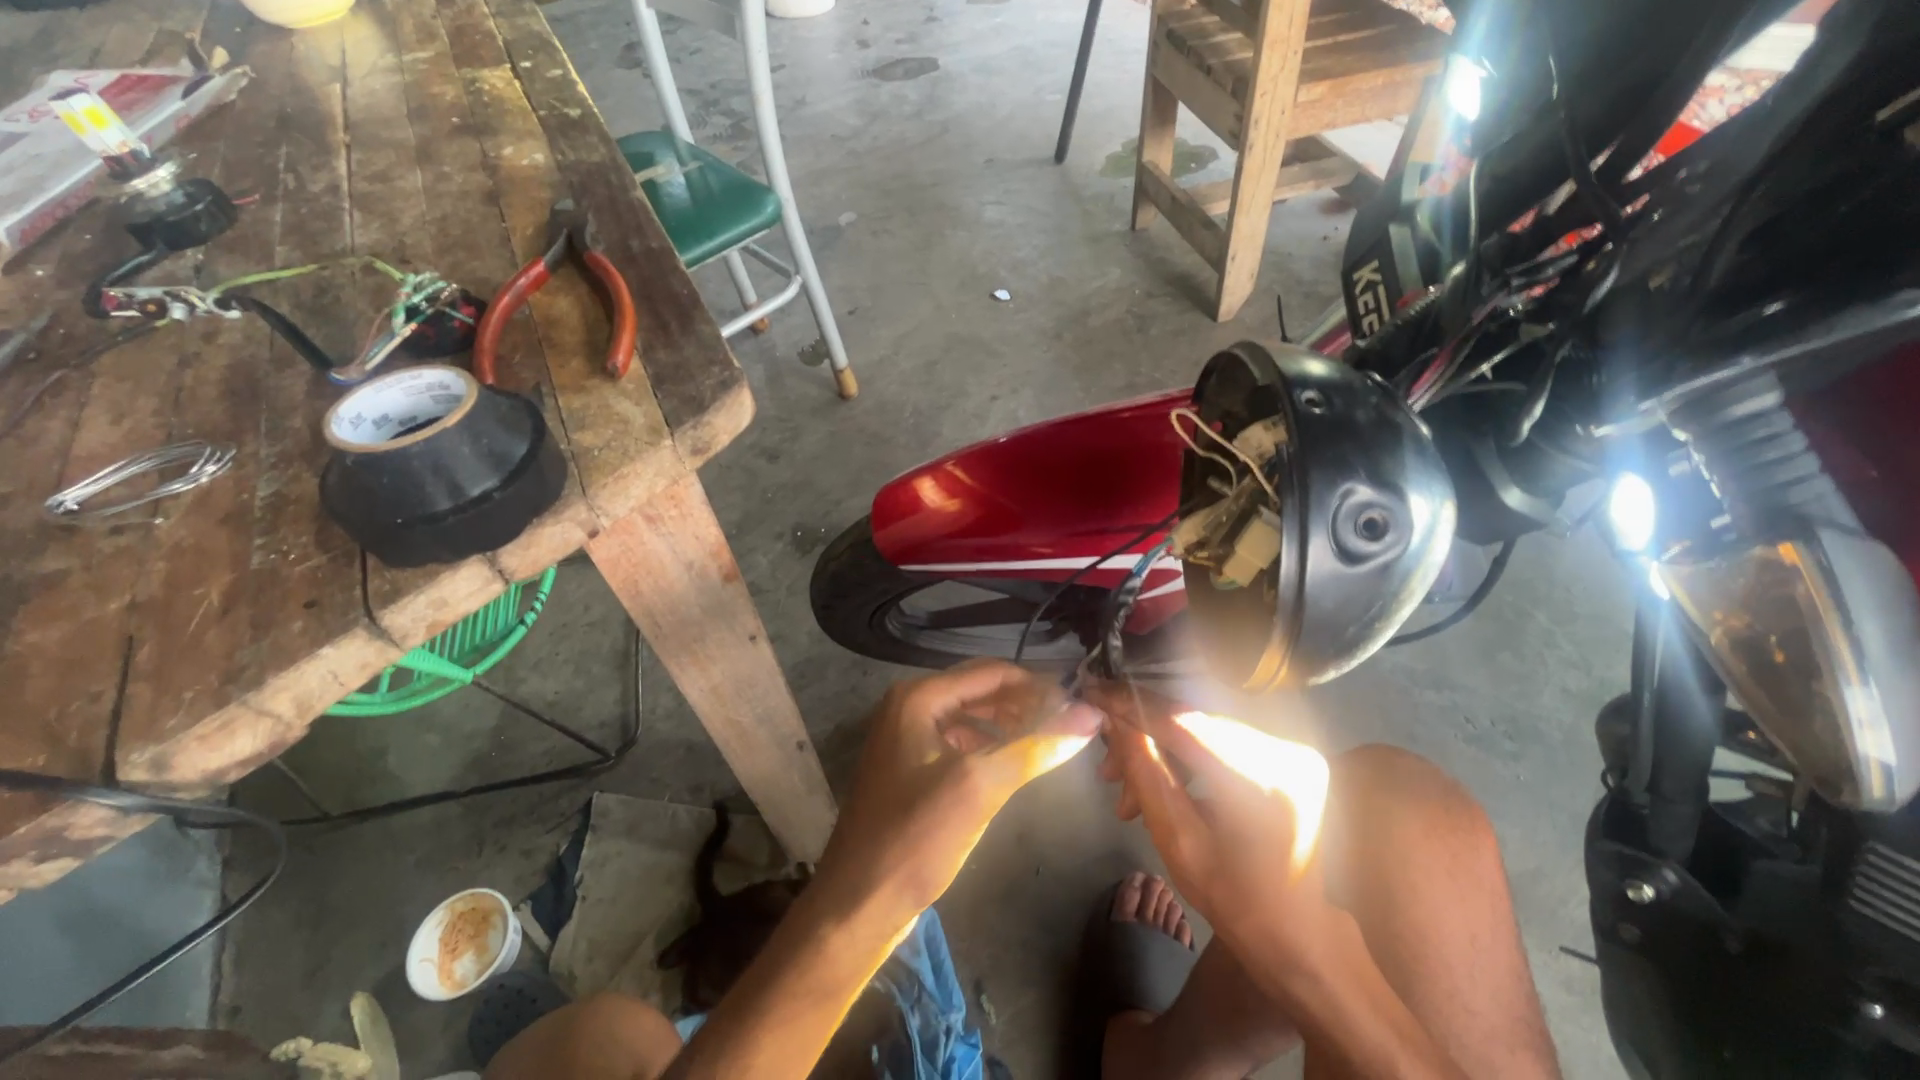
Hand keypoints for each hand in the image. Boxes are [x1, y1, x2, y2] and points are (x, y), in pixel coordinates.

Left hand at [815, 661, 1103, 916]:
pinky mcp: (909, 770)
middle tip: (1072, 724)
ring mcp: (905, 739)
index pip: (992, 672)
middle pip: (980, 690)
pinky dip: (988, 747)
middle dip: (1026, 703)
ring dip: (1009, 724)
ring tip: (1049, 742)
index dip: (1039, 685)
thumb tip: (1091, 713)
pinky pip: (957, 743)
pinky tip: (1011, 766)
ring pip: (970, 717)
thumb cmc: (916, 838)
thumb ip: (1035, 746)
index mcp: (918, 697)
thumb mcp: (980, 786)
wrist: (859, 901)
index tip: (1082, 705)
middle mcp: (908, 707)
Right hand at [1085, 679, 1338, 990]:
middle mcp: (1287, 750)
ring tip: (1129, 794)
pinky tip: (1164, 785)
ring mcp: (1292, 749)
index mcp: (1266, 779)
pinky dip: (1188, 756)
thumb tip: (1114, 720)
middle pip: (1195, 721)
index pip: (1187, 722)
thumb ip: (1147, 774)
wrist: (1296, 932)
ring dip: (1162, 751)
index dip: (1134, 704)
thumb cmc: (1236, 901)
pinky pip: (1222, 739)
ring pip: (1204, 728)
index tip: (1093, 689)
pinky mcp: (1287, 753)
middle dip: (1143, 738)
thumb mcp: (1179, 842)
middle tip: (1108, 773)